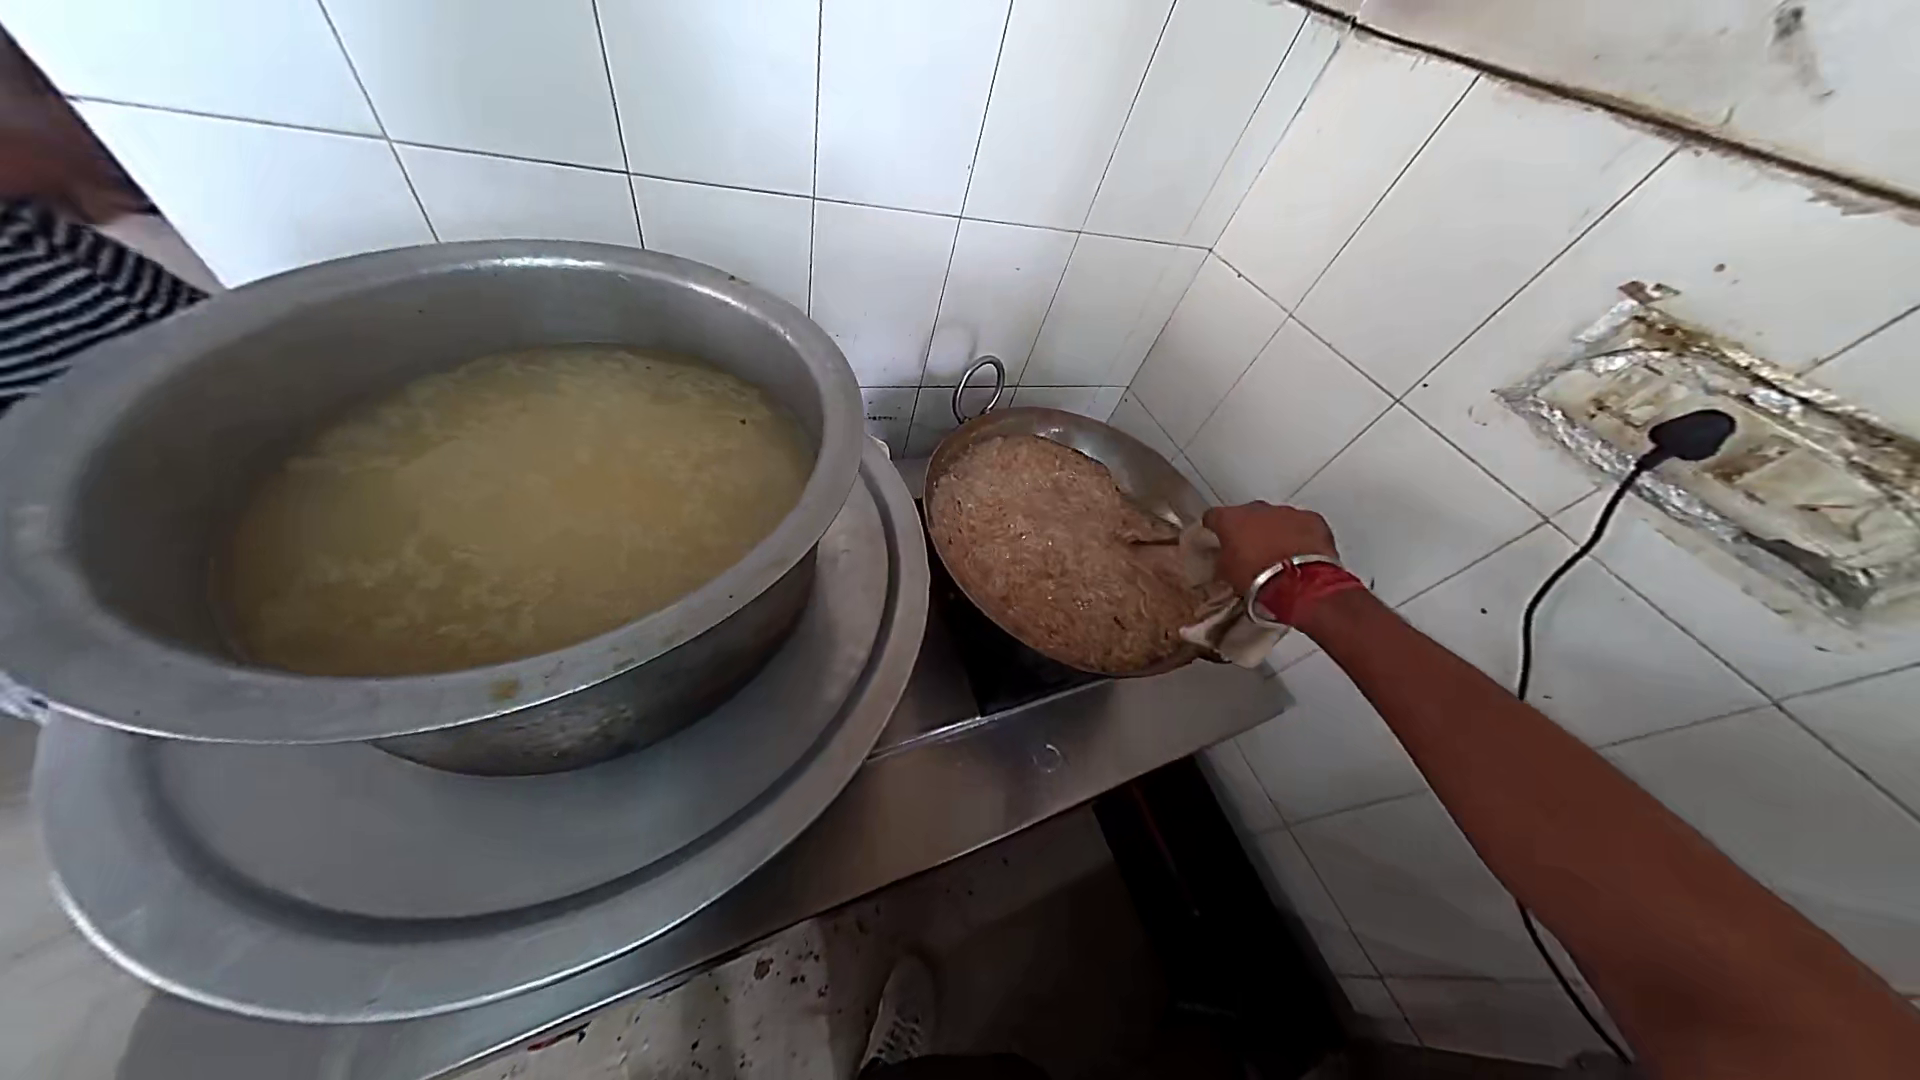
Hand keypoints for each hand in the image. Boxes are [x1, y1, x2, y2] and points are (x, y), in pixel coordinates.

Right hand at [1201, 501, 1338, 593]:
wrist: (1298, 584)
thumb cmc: (1255, 578)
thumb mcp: (1226, 573)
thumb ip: (1224, 558)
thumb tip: (1226, 558)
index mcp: (1230, 519)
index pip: (1213, 516)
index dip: (1214, 526)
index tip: (1216, 535)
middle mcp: (1256, 509)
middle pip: (1247, 513)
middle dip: (1248, 527)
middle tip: (1251, 548)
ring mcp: (1286, 512)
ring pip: (1276, 517)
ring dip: (1275, 530)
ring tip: (1279, 552)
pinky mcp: (1312, 519)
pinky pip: (1302, 523)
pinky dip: (1300, 534)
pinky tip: (1301, 551)